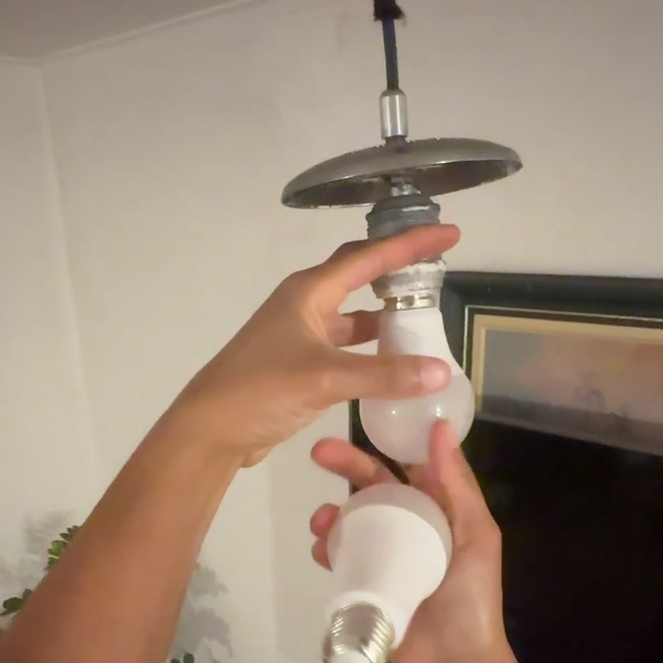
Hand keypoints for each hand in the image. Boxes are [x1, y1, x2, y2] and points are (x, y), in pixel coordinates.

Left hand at [165, 226, 459, 466]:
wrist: (212, 430)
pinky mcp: (303, 366)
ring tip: (426, 317)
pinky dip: (373, 352)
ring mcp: (303, 337)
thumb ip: (384, 375)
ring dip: (386, 315)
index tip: (449, 233)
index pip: (368, 257)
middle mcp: (306, 306)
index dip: (409, 244)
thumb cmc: (261, 390)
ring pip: (354, 317)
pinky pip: (348, 349)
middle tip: (439, 271)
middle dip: (398, 271)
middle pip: (360, 277)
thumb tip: (440, 372)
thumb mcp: (326, 378)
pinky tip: (395, 363)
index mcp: (308, 292)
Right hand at [307, 420, 506, 662]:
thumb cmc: (472, 595)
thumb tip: (439, 427)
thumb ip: (458, 483)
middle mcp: (409, 525)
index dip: (389, 441)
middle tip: (318, 452)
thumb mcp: (477, 534)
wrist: (454, 661)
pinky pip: (339, 557)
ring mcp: (383, 553)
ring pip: (350, 519)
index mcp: (439, 509)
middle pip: (373, 485)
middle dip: (346, 466)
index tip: (363, 419)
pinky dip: (326, 547)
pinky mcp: (363, 580)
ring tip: (321, 519)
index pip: (411, 465)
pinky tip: (321, 547)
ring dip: (331, 511)